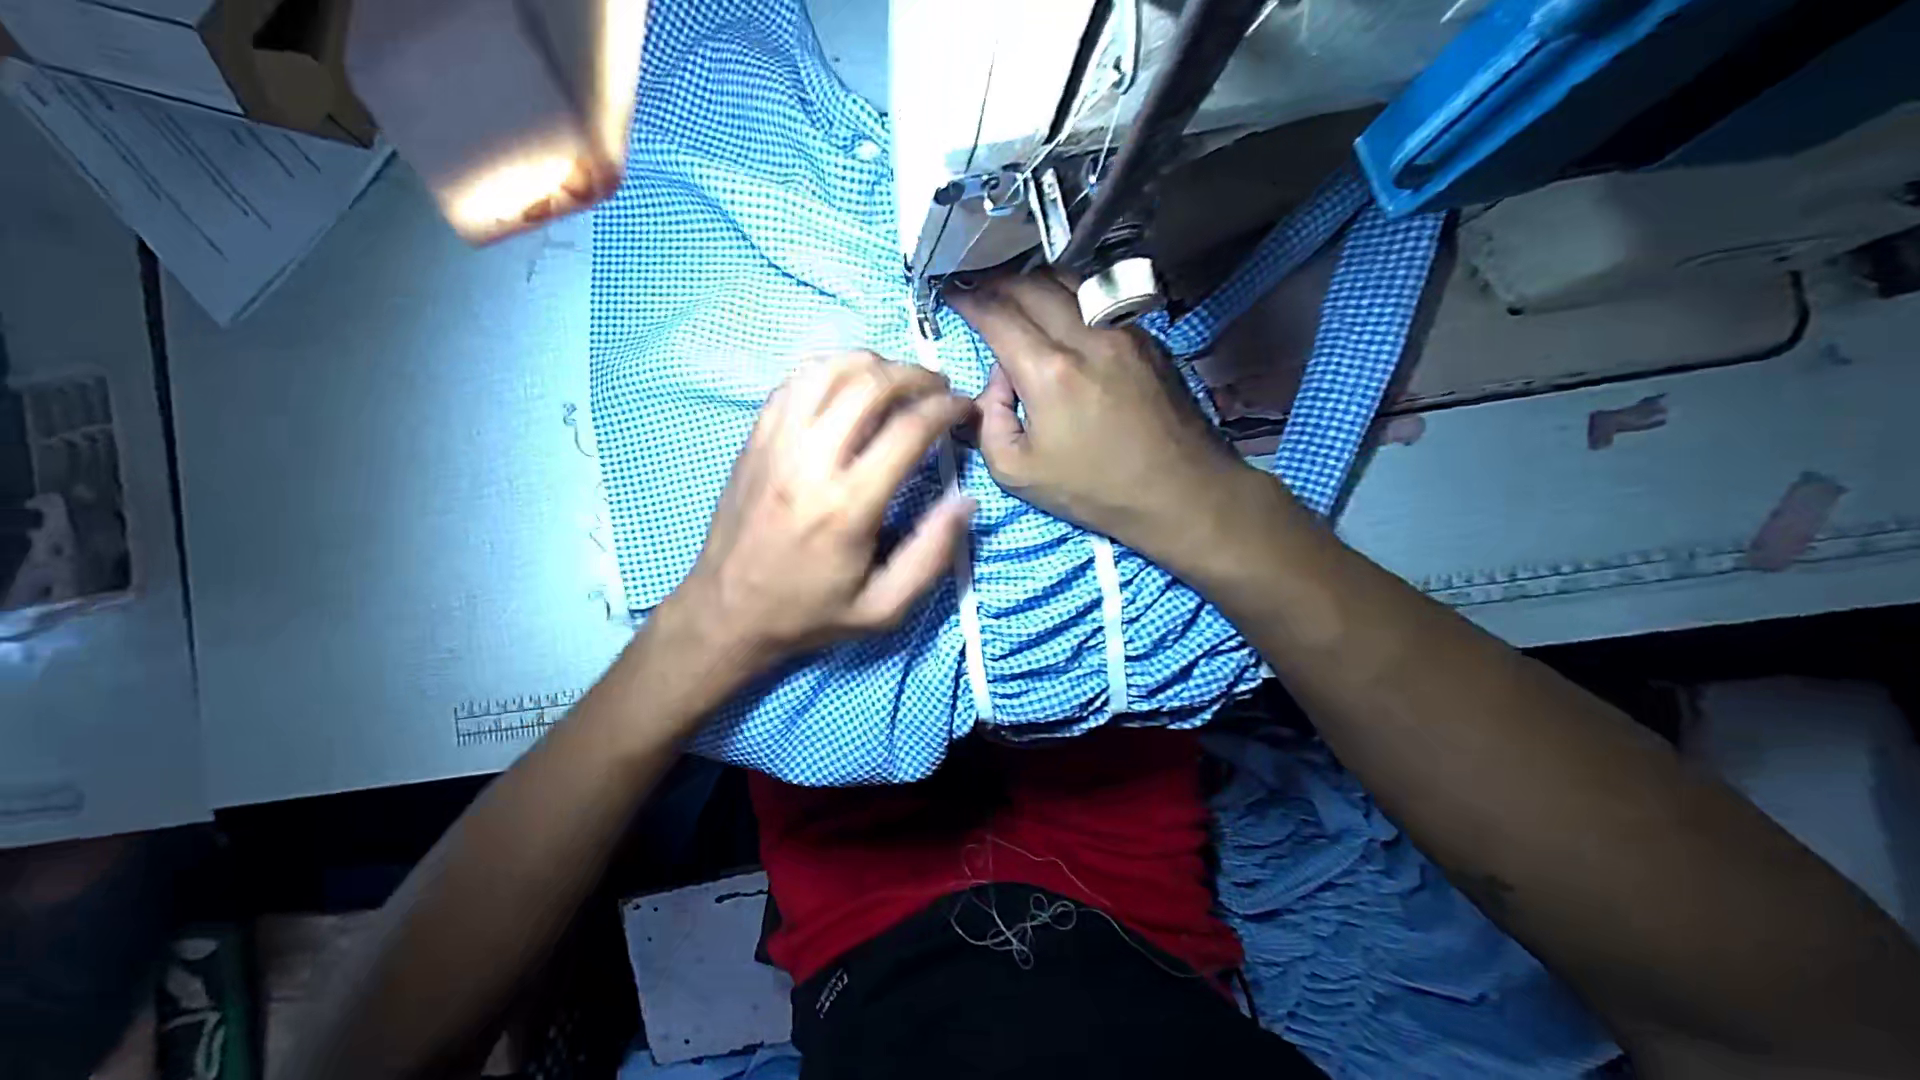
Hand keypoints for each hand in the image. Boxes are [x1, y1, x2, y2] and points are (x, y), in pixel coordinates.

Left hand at [662, 351, 974, 672]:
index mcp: (848, 505)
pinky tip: (848, 385)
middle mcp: (810, 461)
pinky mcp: (754, 438)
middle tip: (938, 388)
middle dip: (916, 375)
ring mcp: (775, 443)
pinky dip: (830, 369)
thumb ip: (932, 554)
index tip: (965, 407)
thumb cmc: (810, 613)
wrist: (726, 612)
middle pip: (870, 383)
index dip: (947, 408)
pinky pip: (794, 381)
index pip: (908, 429)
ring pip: (829, 369)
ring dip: (873, 364)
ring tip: (897, 381)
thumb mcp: (884, 608)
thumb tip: (967, 500)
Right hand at [950, 274, 1280, 568]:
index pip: (997, 315)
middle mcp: (1085, 336)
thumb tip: (994, 381)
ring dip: (1035, 281)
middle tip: (980, 291)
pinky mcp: (1146, 338)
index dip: (968, 300)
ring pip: (1070, 281)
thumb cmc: (1094, 489)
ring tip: (1017, 293)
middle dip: (997, 283)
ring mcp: (1121, 331)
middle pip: (1031, 285)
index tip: (952, 294)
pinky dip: (1071, 295)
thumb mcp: (1017, 473)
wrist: (1179, 492)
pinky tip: (1062, 310)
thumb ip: (988, 421)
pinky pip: (1099, 299)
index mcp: (1048, 372)